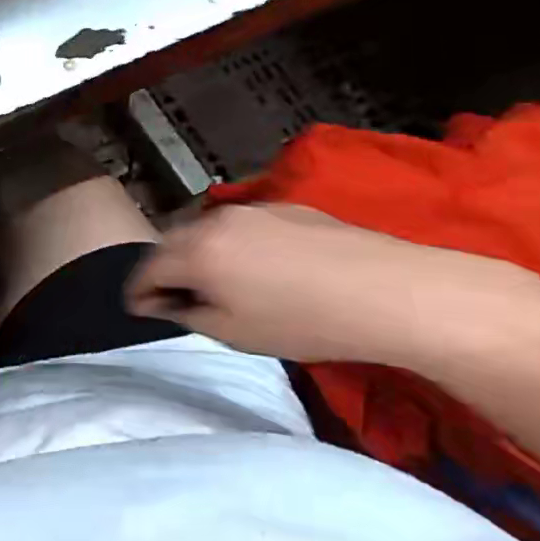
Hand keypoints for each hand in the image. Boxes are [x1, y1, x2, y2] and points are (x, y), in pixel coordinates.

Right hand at [126, 204, 539, 366]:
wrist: (401, 294)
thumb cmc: (307, 323)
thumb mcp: (232, 332)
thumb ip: (184, 313)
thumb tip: (163, 302)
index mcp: (193, 252)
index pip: (145, 271)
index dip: (138, 295)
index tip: (142, 312)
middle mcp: (213, 221)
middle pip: (170, 244)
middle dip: (165, 270)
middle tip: (175, 298)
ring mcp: (253, 210)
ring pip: (204, 231)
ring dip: (198, 254)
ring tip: (216, 282)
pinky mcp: (288, 208)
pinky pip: (241, 225)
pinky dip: (232, 244)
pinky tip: (258, 268)